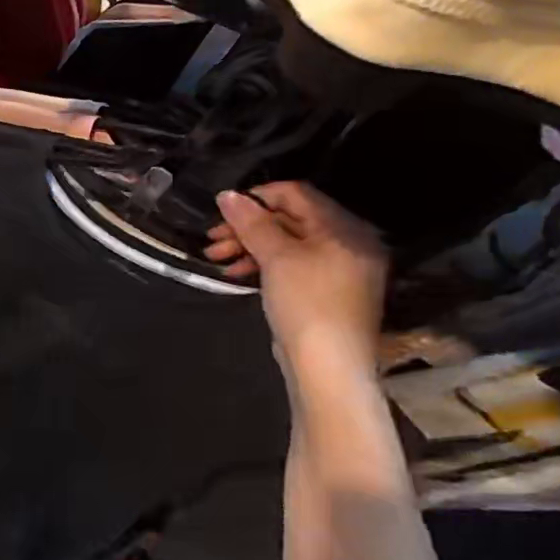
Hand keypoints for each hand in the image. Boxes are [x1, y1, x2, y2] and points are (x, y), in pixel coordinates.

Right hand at [206, 182, 387, 371]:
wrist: (328, 365)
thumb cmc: (306, 302)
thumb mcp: (276, 257)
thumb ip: (252, 223)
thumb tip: (227, 195)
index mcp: (343, 227)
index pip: (296, 194)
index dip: (256, 198)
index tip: (223, 213)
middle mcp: (347, 242)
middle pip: (289, 219)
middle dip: (246, 227)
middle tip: (213, 241)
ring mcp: (337, 268)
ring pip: (286, 243)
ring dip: (249, 246)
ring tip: (217, 258)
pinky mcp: (324, 290)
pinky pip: (291, 264)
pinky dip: (263, 264)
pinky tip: (237, 274)